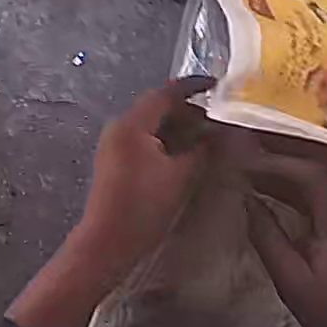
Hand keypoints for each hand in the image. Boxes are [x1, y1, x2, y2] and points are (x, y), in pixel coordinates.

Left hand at [7, 77, 213, 326]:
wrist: (107, 241)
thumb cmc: (144, 207)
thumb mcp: (181, 176)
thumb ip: (203, 149)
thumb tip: (219, 133)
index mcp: (132, 124)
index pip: (165, 94)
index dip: (192, 86)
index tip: (215, 84)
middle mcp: (119, 128)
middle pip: (156, 107)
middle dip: (188, 110)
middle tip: (218, 116)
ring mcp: (114, 144)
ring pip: (151, 125)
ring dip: (178, 127)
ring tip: (208, 135)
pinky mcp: (115, 160)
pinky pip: (143, 139)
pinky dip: (166, 141)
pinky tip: (186, 153)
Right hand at [231, 133, 326, 326]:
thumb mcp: (292, 278)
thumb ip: (267, 236)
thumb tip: (247, 201)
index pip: (308, 169)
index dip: (273, 159)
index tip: (242, 157)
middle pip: (317, 158)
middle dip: (281, 146)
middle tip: (246, 139)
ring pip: (320, 169)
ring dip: (286, 160)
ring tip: (250, 157)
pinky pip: (320, 185)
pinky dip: (293, 179)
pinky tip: (267, 185)